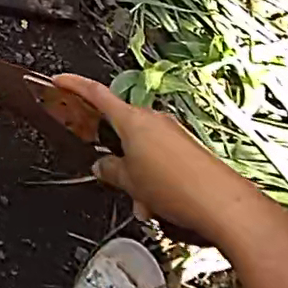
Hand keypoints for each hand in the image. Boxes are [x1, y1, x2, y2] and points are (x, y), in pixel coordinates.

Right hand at [50, 74, 287, 248]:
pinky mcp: (189, 151)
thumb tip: (102, 166)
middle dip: (112, 151)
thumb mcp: (130, 181)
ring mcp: (173, 134)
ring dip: (135, 172)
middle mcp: (153, 120)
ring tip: (142, 202)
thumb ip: (109, 170)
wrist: (227, 207)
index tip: (60, 80)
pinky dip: (153, 177)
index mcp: (132, 119)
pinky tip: (159, 203)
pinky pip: (160, 158)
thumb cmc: (178, 187)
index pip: (95, 93)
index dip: (74, 85)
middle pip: (120, 126)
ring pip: (141, 147)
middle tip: (109, 173)